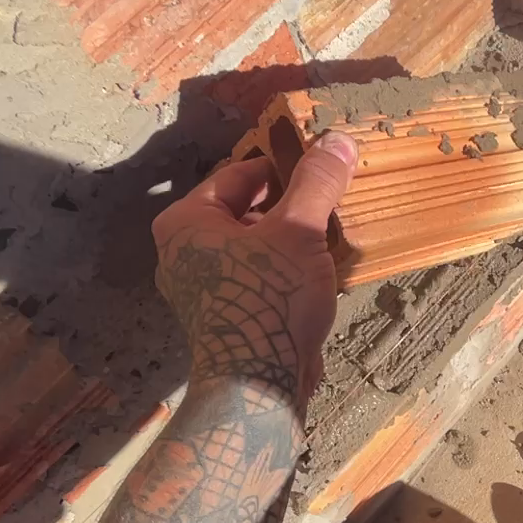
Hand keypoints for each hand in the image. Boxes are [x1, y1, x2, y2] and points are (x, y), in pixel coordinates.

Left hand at [150, 131, 358, 410]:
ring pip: (252, 251)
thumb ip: (317, 184)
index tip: (318, 170)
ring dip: (288, 245)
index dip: (280, 168)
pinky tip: (315, 283)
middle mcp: (183, 254)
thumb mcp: (300, 231)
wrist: (260, 382)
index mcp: (186, 222)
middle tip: (328, 208)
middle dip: (287, 210)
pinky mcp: (225, 322)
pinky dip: (284, 276)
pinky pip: (257, 283)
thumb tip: (339, 140)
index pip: (236, 175)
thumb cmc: (270, 298)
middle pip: (244, 213)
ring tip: (327, 245)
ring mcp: (201, 292)